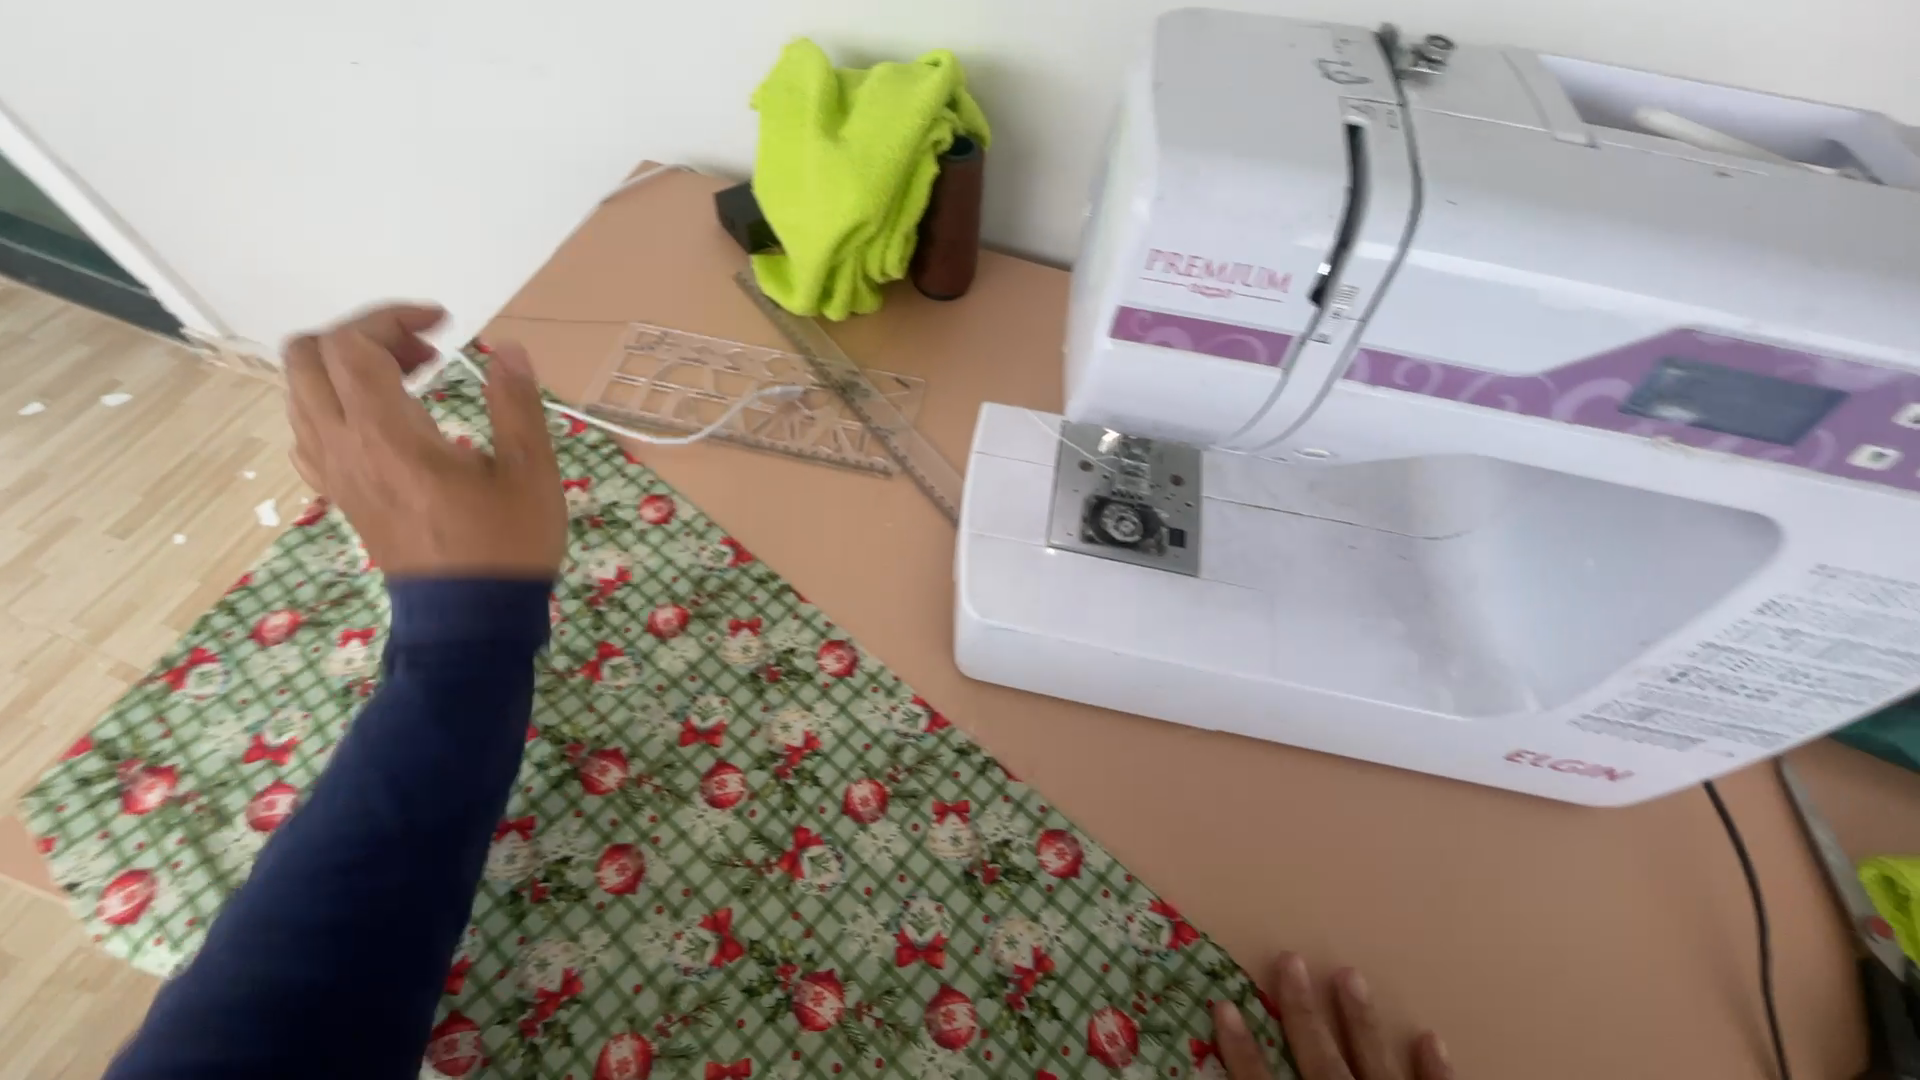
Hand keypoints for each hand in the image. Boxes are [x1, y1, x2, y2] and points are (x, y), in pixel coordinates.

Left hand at [283, 304, 565, 579]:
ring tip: (412, 381)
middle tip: (427, 352)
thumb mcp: (531, 472)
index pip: (353, 345)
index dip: (393, 317)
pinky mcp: (339, 495)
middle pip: (308, 357)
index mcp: (388, 433)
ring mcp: (333, 473)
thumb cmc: (508, 543)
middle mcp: (343, 445)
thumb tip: (511, 350)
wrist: (471, 619)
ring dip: (347, 369)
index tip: (448, 323)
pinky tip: (386, 422)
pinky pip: (308, 432)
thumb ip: (517, 404)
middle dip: (364, 337)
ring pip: (300, 392)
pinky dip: (336, 406)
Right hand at [1213, 953, 1452, 1079]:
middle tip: (1290, 958)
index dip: (1241, 1049)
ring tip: (1350, 975)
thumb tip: (1208, 1077)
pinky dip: (1435, 1071)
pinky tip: (1428, 1037)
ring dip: (1361, 1022)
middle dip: (1302, 1011)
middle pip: (1319, 1062)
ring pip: (1376, 1068)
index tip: (1222, 1005)